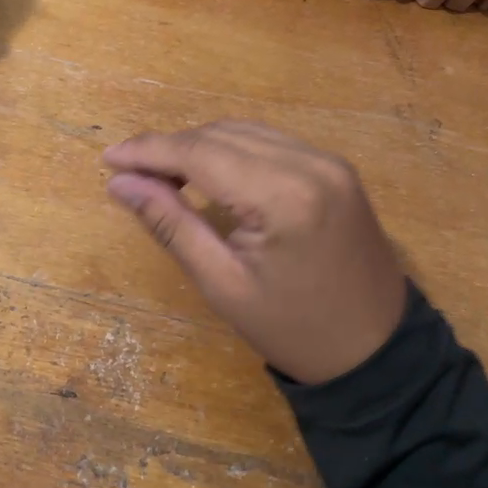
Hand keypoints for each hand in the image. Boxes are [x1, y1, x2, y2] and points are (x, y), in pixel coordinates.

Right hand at [103, 121, 407, 384]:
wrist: (380, 355)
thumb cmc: (295, 329)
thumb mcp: (223, 284)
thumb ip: (170, 224)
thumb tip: (119, 182)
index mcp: (285, 195)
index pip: (200, 153)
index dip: (149, 151)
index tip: (108, 158)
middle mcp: (310, 163)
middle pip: (219, 135)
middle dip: (169, 149)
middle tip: (129, 173)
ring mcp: (328, 161)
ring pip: (241, 131)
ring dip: (197, 146)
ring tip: (161, 175)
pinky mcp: (333, 167)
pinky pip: (266, 141)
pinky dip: (228, 149)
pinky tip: (206, 171)